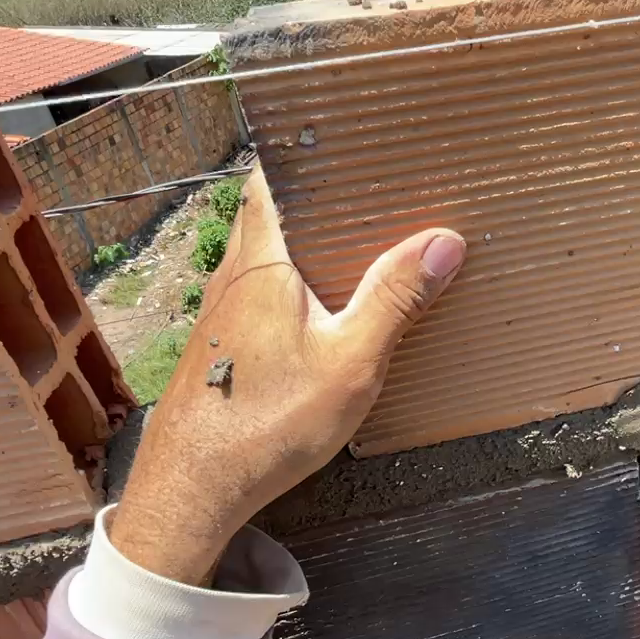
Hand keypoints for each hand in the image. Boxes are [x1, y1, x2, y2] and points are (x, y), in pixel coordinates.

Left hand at [107, 174, 464, 585]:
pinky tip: (328, 311)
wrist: (193, 489)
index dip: (309, 158)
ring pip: (269, 256)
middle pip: (275, 215)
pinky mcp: (222, 342)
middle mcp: (233, 272)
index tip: (355, 149)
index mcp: (263, 259)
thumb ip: (394, 298)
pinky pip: (264, 291)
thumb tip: (446, 239)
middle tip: (381, 202)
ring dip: (310, 247)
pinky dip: (297, 284)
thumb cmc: (272, 420)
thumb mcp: (351, 361)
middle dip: (324, 205)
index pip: (273, 179)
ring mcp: (222, 309)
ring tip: (366, 249)